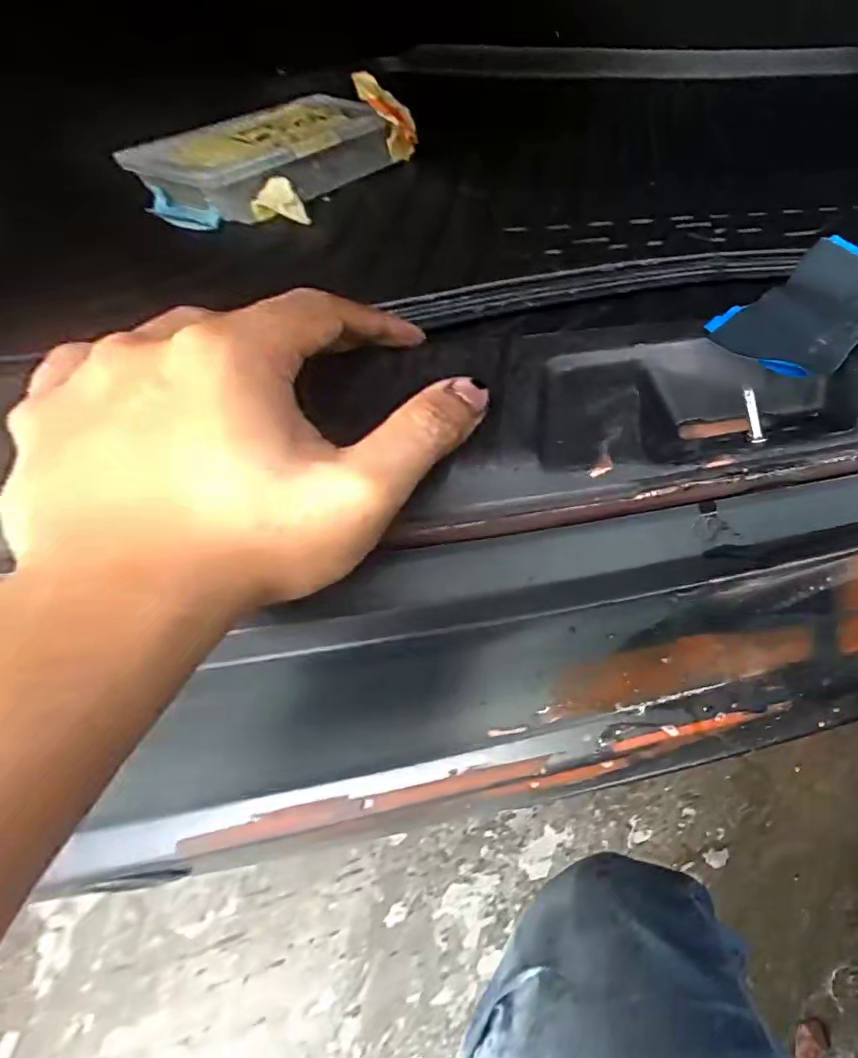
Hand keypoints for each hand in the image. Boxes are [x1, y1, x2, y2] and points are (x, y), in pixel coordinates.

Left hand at [2, 289, 486, 612]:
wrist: (119, 602)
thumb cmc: (255, 541)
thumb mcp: (365, 488)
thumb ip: (423, 432)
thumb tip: (470, 389)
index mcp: (230, 356)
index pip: (312, 310)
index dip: (370, 321)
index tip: (408, 343)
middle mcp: (148, 348)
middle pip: (242, 320)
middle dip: (301, 338)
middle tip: (344, 368)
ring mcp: (84, 380)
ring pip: (168, 340)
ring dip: (226, 353)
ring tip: (259, 388)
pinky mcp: (41, 417)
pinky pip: (102, 369)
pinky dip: (150, 374)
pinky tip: (165, 402)